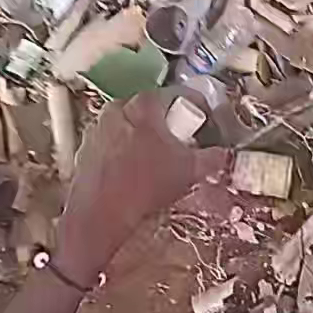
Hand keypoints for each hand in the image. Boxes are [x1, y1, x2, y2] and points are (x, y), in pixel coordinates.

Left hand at [55, 90, 228, 283]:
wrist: (100, 216)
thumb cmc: (146, 186)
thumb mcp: (190, 170)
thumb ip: (213, 157)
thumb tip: (226, 154)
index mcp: (144, 105)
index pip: (180, 95)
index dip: (199, 111)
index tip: (206, 128)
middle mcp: (117, 108)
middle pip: (154, 110)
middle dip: (171, 126)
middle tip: (183, 148)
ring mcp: (98, 127)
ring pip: (132, 126)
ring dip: (147, 139)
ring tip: (158, 165)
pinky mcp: (86, 148)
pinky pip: (114, 142)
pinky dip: (126, 152)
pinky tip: (134, 175)